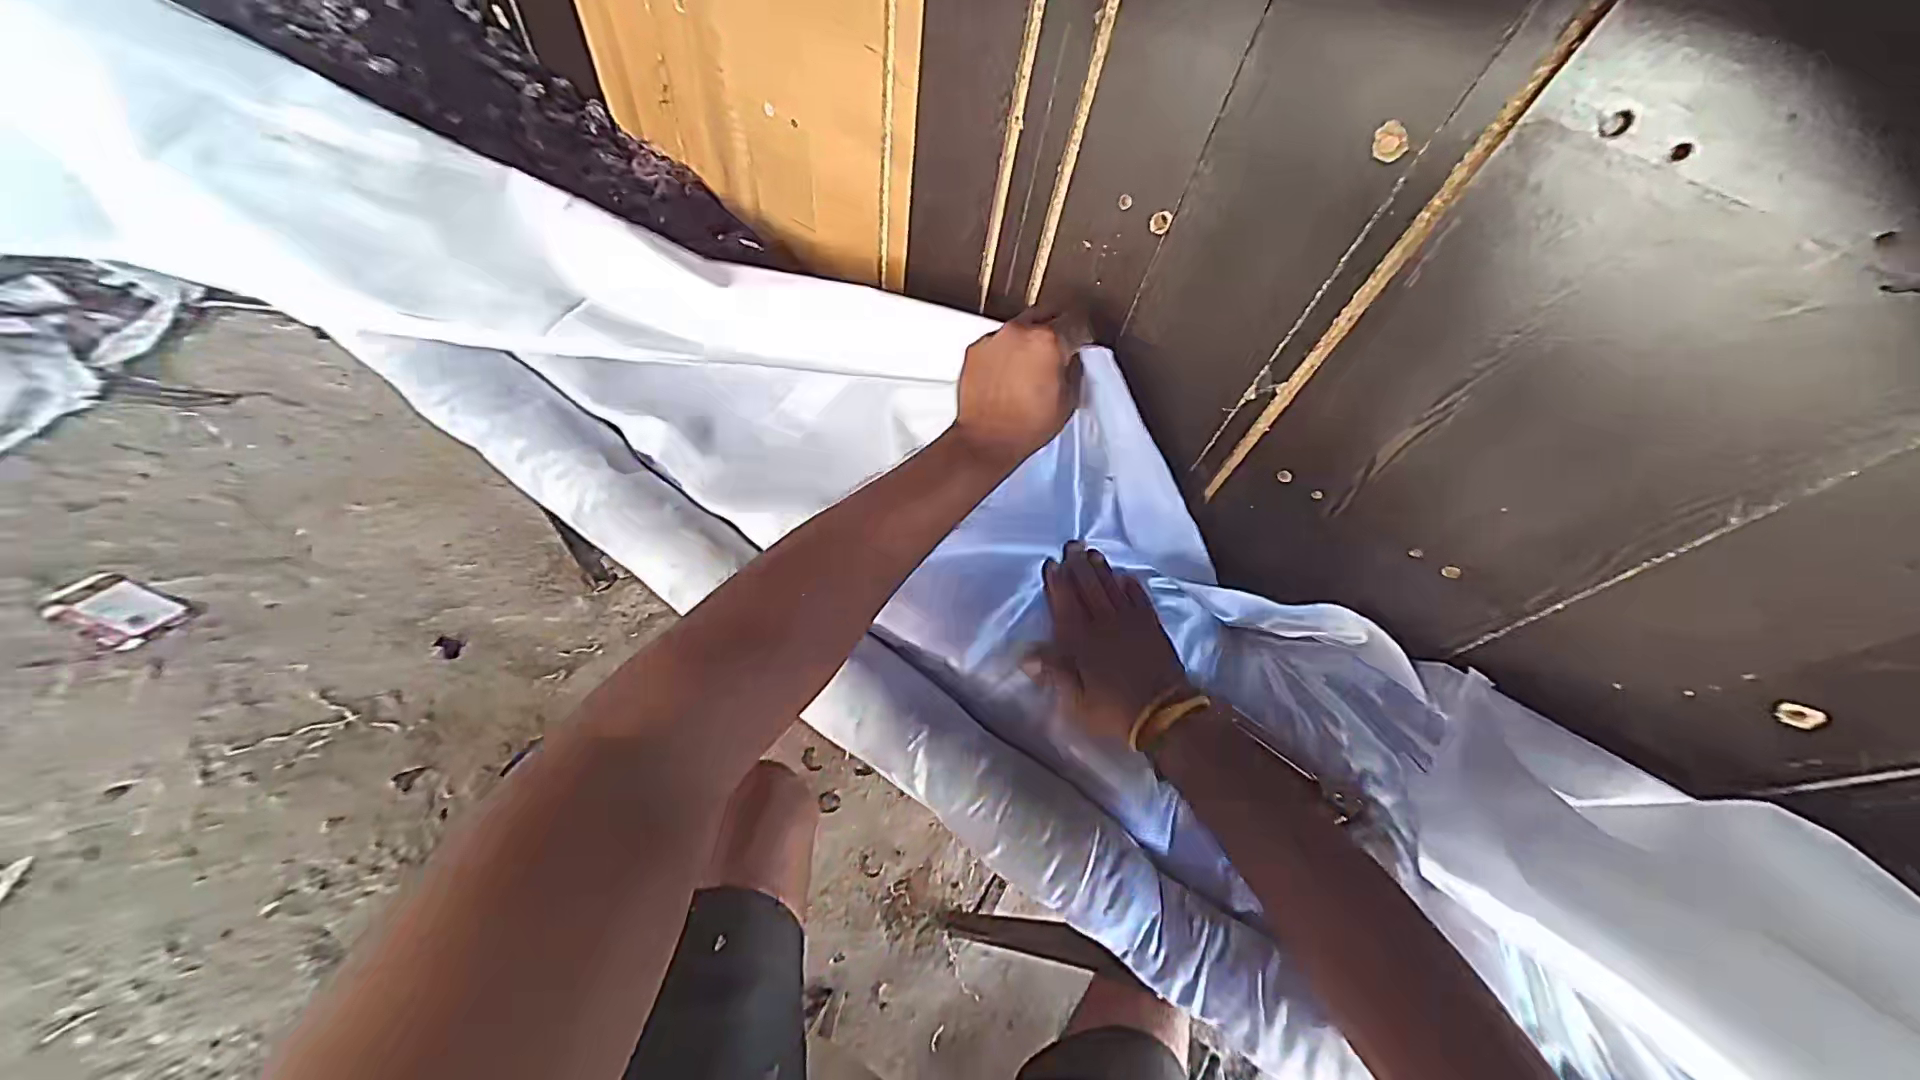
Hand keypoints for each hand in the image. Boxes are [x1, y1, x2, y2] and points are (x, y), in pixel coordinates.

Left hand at [952, 308, 1087, 466]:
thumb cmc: (1025, 426)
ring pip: (1019, 327)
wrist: (987, 440)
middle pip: (1046, 315)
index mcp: (1048, 340)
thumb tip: (1072, 359)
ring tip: (1030, 368)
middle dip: (1056, 330)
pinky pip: (997, 342)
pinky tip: (1008, 375)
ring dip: (1028, 340)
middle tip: (1058, 352)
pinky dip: (1005, 352)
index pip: (1076, 320)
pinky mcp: (976, 350)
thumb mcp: (1068, 400)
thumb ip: (1074, 370)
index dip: (1082, 334)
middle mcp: (1019, 332)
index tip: (1082, 342)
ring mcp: (995, 339)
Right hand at [1025, 541, 1193, 743]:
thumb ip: (1055, 674)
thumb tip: (1027, 657)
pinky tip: (1125, 576)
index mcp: (1081, 640)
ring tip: (1093, 552)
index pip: (1065, 603)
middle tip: (1072, 545)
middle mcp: (1104, 624)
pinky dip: (1131, 585)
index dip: (1057, 582)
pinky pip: (1139, 598)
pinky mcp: (1151, 626)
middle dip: (1078, 564)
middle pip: (1088, 587)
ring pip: (1112, 587)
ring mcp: (1130, 622)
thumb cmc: (1114, 710)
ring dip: (1101, 568)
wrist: (1164, 714)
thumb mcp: (1076, 701)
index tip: (1052, 564)